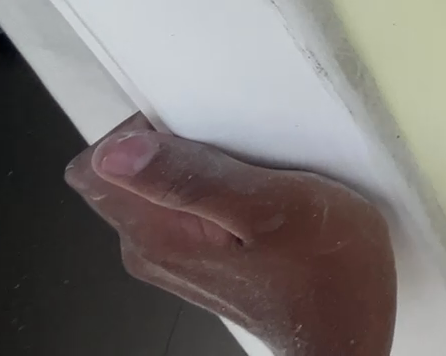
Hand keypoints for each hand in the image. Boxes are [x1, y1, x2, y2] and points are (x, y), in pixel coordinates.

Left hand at [65, 114, 395, 355]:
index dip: (144, 129)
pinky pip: (194, 207)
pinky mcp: (209, 259)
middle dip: (184, 143)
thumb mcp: (275, 207)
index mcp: (156, 232)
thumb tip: (120, 150)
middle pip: (129, 175)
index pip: (95, 166)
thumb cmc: (326, 267)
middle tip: (253, 145)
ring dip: (212, 164)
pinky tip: (274, 193)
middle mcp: (152, 247)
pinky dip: (228, 186)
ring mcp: (178, 257)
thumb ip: (197, 179)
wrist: (349, 323)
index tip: (207, 122)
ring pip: (165, 188)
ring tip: (271, 168)